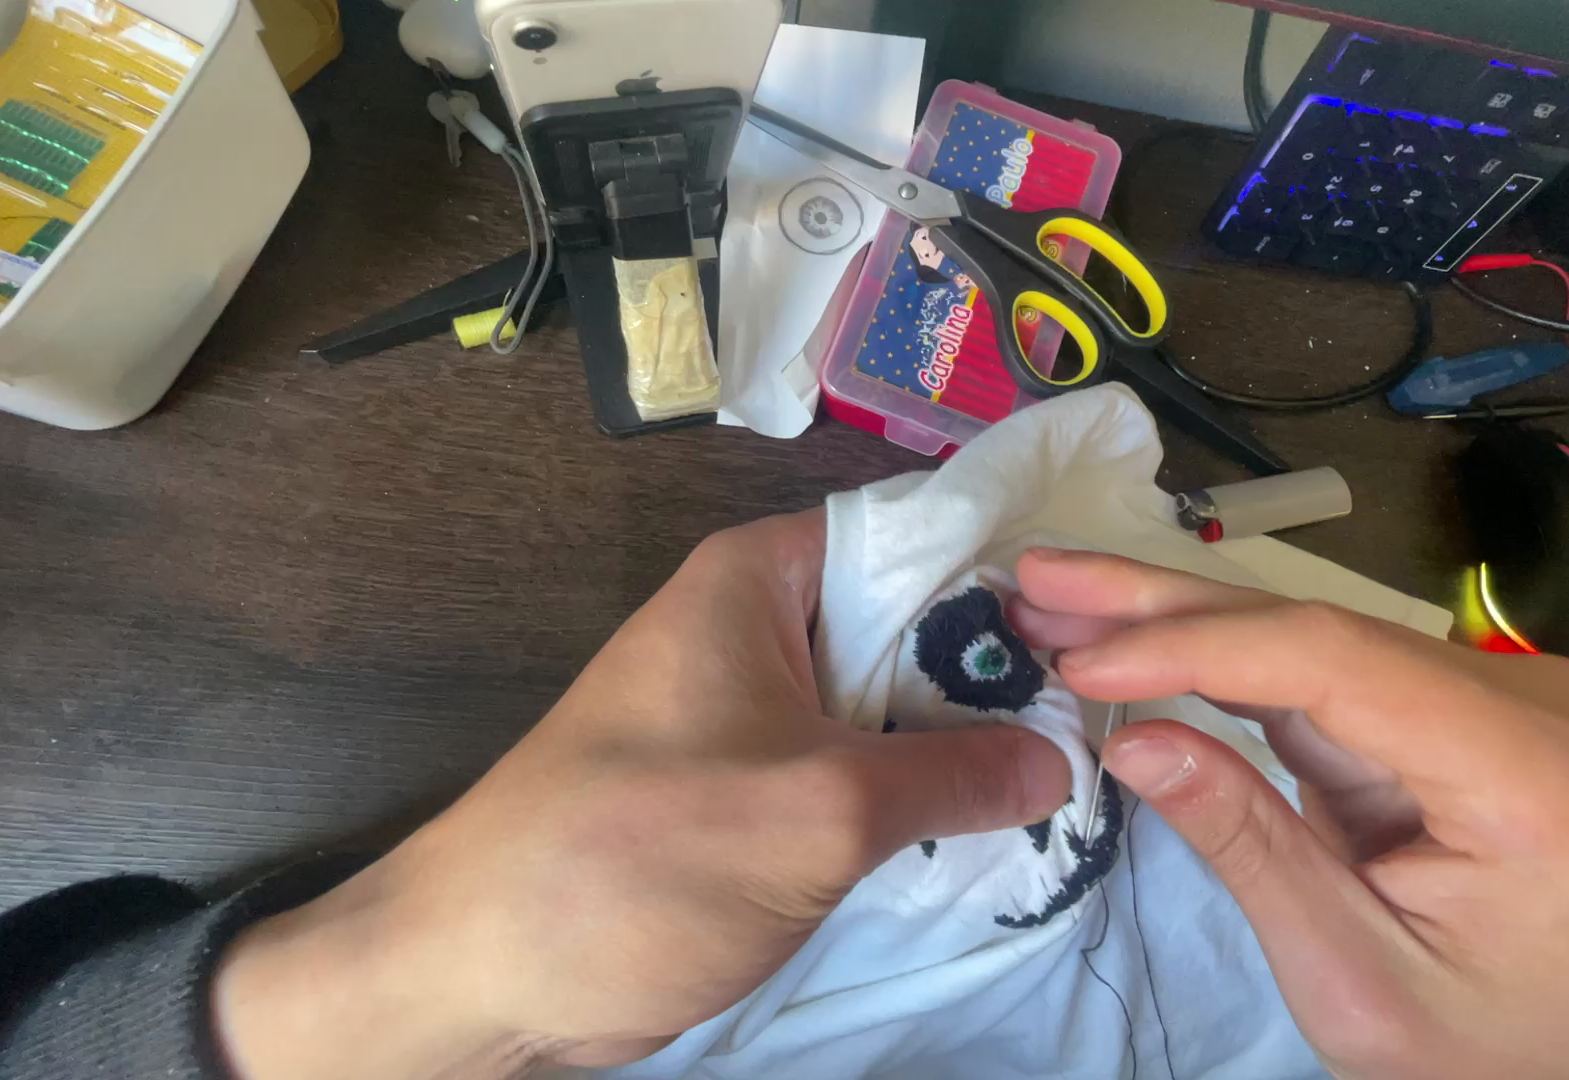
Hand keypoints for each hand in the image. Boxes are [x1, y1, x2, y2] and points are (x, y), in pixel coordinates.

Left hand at [212, 511, 1071, 1079]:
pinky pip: (846, 750)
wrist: (482, 967)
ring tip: (1056, 763)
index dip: (993, 571)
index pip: (902, 536)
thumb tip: (1054, 758)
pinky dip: (902, 779)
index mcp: (759, 576)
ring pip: (876, 692)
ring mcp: (747, 696)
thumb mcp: (823, 808)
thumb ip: (953, 774)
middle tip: (1087, 708)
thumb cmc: (643, 853)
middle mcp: (753, 618)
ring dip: (946, 733)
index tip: (1081, 621)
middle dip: (981, 668)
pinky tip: (976, 813)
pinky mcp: (741, 765)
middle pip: (896, 618)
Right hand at [1006, 548, 1568, 1079]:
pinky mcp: (1424, 711)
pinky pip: (1293, 669)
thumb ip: (1244, 845)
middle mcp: (1523, 706)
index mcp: (1543, 778)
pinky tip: (1121, 640)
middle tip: (1040, 576)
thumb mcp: (1355, 979)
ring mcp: (1476, 699)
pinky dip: (1197, 658)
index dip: (1191, 649)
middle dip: (1153, 601)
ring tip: (1053, 598)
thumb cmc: (1493, 1063)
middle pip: (1303, 626)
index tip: (1080, 665)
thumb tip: (1127, 739)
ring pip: (1285, 634)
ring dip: (1159, 619)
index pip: (1331, 662)